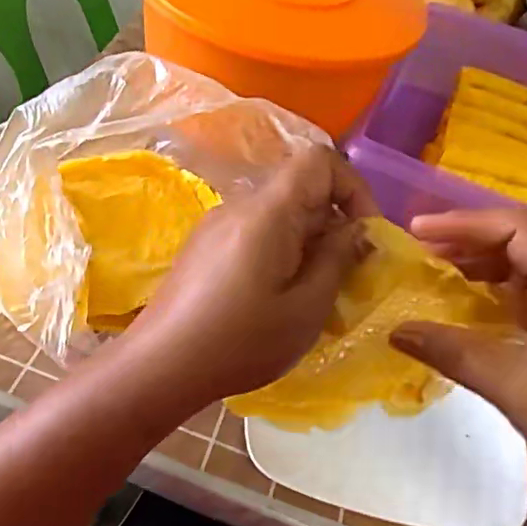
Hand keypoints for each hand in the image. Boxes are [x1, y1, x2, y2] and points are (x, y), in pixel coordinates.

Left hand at [119, 148, 375, 408]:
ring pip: (277, 217)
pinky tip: (276, 300)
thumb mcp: (305, 309)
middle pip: (298, 190)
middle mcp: (238, 206)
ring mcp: (215, 226)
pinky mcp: (202, 249)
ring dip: (307, 244)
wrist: (160, 366)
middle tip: (346, 277)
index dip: (353, 187)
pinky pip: (253, 235)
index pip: (319, 159)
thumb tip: (355, 231)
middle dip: (333, 225)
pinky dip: (278, 254)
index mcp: (267, 211)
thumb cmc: (239, 342)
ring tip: (313, 295)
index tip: (366, 234)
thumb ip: (337, 260)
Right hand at [389, 208, 526, 488]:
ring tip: (437, 270)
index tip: (416, 228)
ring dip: (485, 265)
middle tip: (420, 249)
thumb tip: (395, 331)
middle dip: (471, 240)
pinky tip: (473, 304)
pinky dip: (501, 292)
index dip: (464, 223)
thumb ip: (454, 352)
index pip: (520, 229)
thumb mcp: (517, 386)